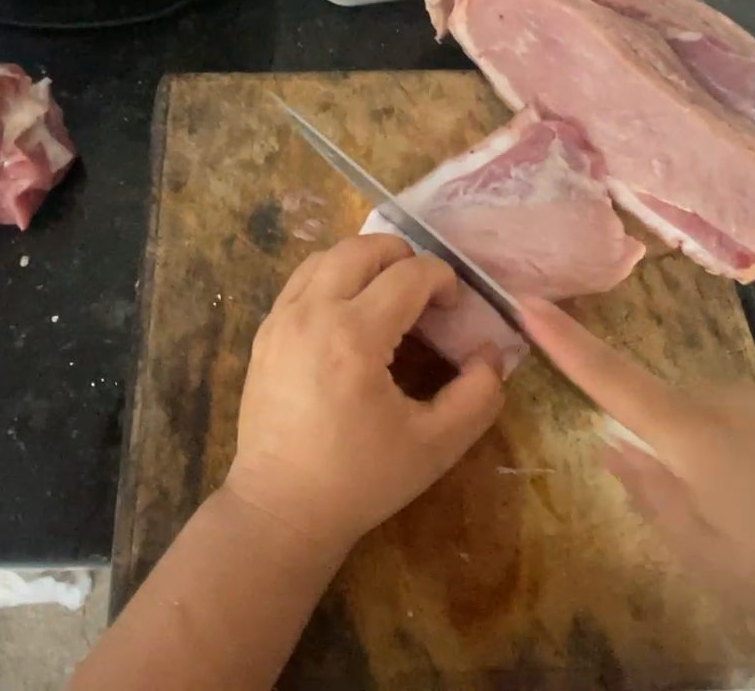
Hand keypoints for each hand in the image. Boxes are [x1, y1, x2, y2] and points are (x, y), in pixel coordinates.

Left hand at [225, 235, 506, 555]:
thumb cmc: (361, 479)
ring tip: (387, 294)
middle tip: (424, 289)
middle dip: (403, 256)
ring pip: (325, 256)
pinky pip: (300, 281)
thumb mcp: (437, 445)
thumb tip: (490, 352)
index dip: (442, 278)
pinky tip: (349, 313)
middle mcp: (312, 313)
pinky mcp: (264, 332)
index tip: (455, 306)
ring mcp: (280, 319)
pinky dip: (331, 277)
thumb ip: (478, 394)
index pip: (408, 274)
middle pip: (362, 247)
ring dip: (364, 261)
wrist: (282, 507)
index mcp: (354, 335)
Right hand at [522, 297, 754, 646]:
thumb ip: (653, 500)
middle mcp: (729, 400)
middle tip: (720, 521)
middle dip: (676, 451)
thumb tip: (613, 450)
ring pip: (722, 422)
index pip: (609, 379)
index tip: (523, 299)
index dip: (561, 340)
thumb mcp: (717, 564)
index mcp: (692, 438)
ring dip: (727, 461)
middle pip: (672, 410)